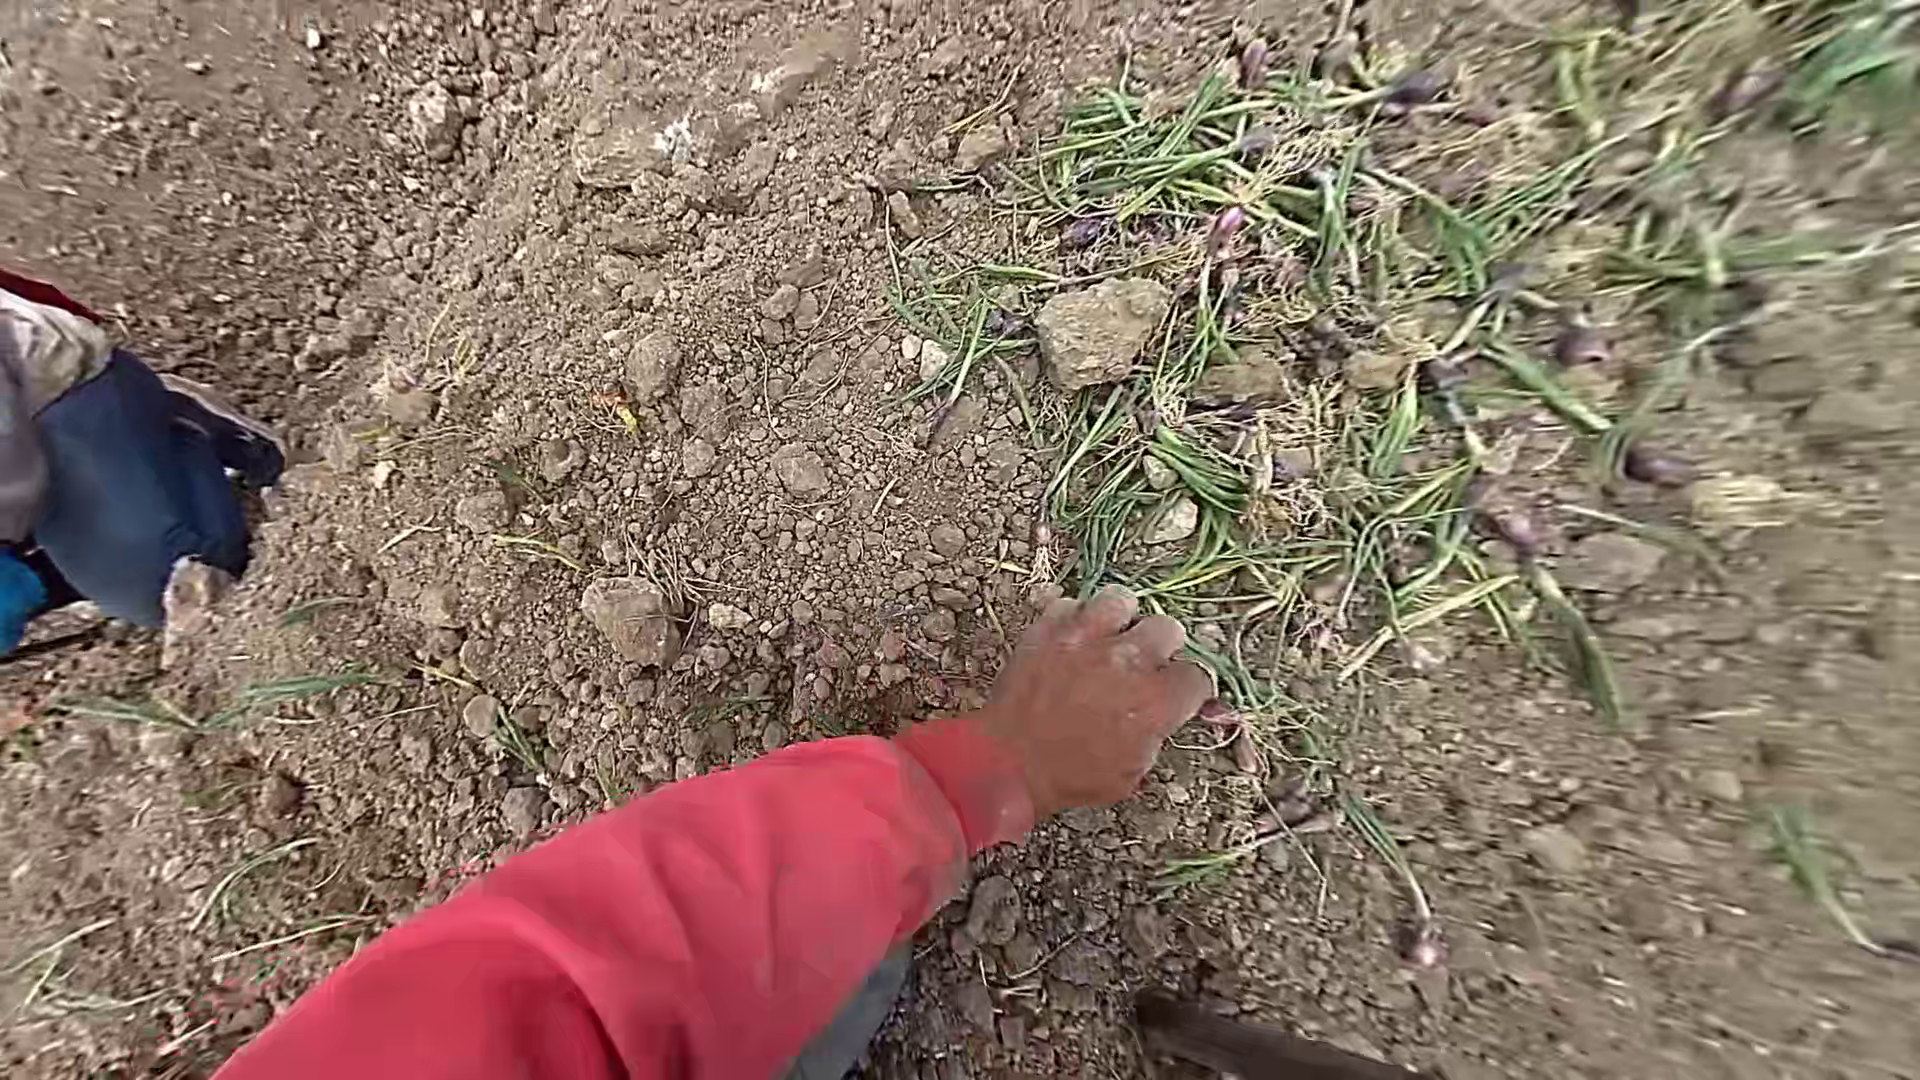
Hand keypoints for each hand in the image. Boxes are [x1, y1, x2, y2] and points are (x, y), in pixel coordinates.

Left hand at [973, 584, 1212, 818]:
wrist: (1009, 761)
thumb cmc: (1071, 776)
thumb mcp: (1132, 771)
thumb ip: (1158, 732)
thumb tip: (1169, 710)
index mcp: (1155, 700)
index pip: (1197, 675)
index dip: (1188, 686)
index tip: (1177, 690)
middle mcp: (1126, 659)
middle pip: (1166, 628)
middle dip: (1161, 646)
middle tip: (1144, 662)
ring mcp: (1085, 637)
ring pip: (1120, 600)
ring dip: (1120, 618)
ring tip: (1110, 635)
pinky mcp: (1048, 628)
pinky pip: (1070, 604)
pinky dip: (1073, 618)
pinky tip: (1072, 637)